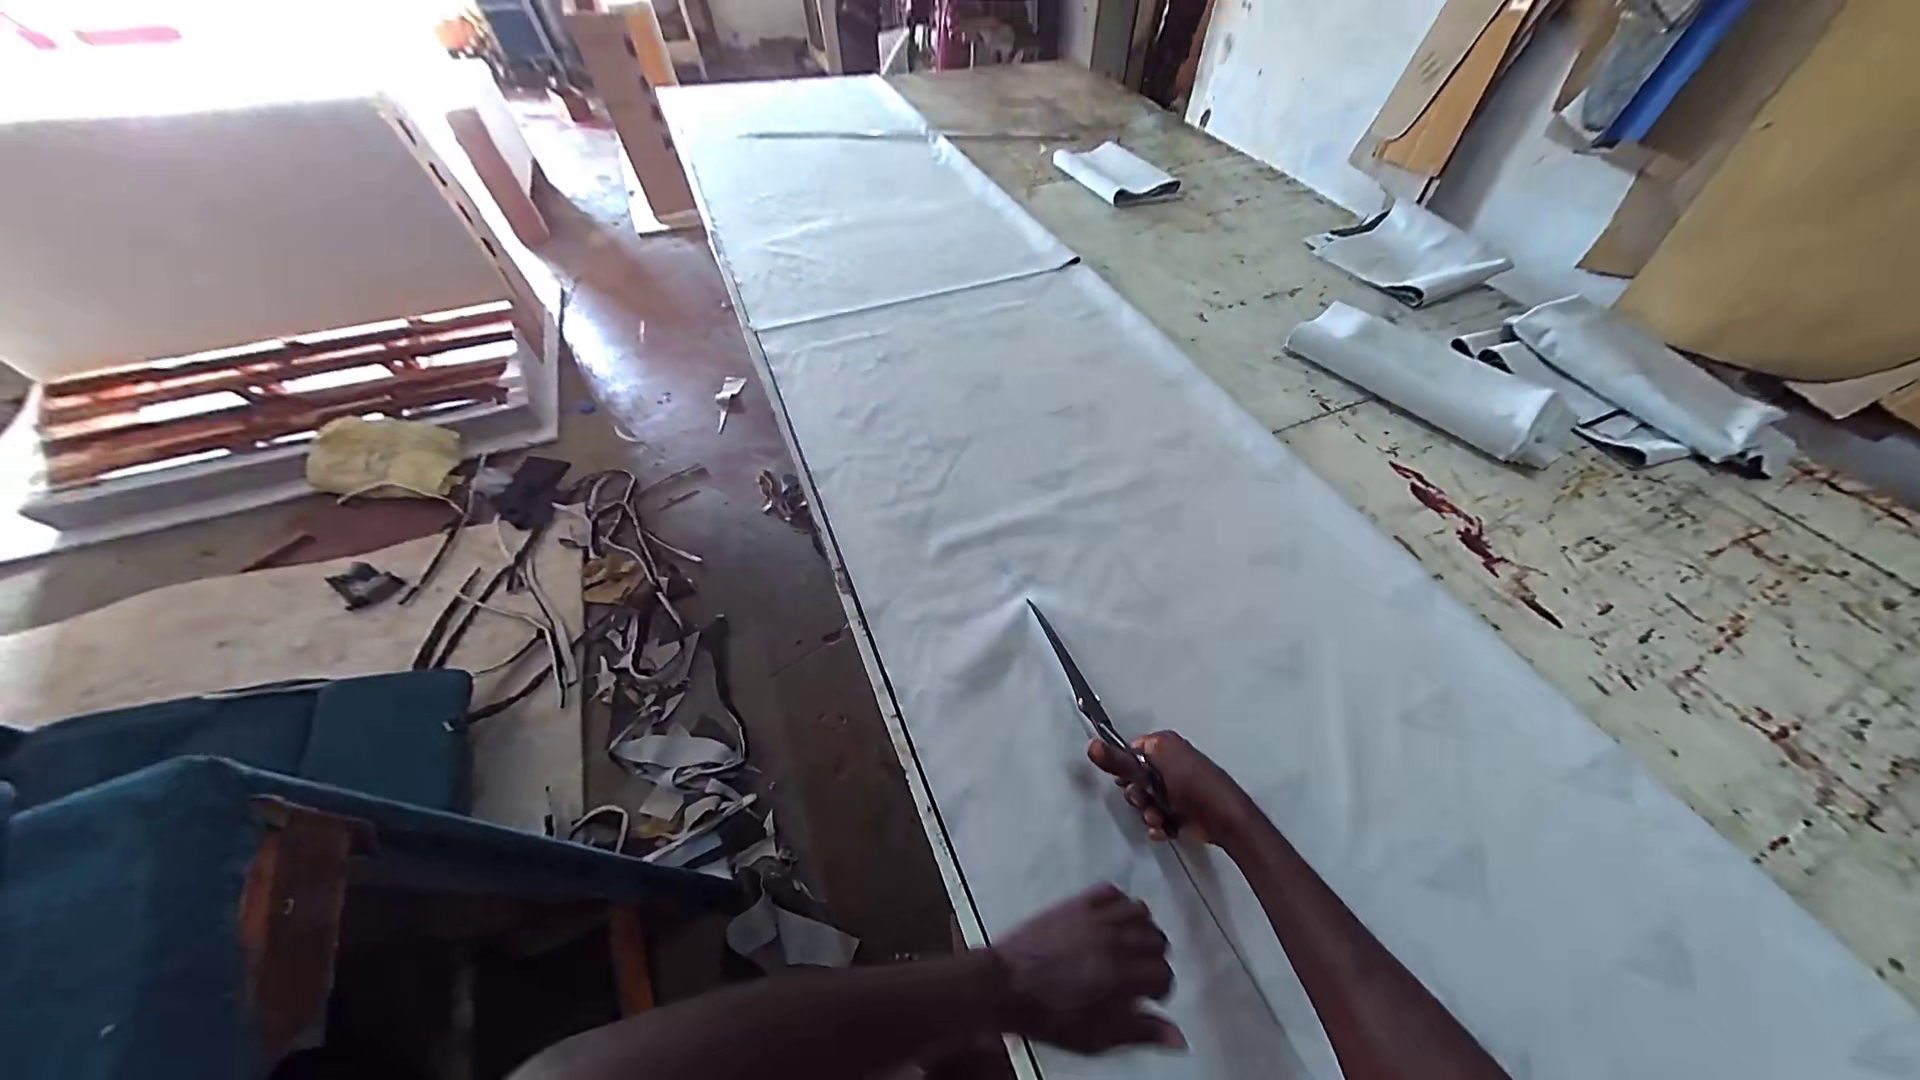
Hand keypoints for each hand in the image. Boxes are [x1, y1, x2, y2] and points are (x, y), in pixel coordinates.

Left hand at [987, 883, 1184, 1054]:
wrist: (1007, 984)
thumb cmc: (1046, 1013)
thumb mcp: (1097, 1037)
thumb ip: (1140, 1032)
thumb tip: (1176, 1035)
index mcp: (1118, 976)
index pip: (1163, 973)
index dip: (1160, 988)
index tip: (1149, 996)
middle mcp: (1110, 941)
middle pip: (1156, 938)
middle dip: (1155, 957)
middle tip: (1142, 970)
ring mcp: (1092, 918)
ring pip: (1138, 910)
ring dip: (1141, 927)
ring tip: (1131, 943)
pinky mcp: (1075, 904)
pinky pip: (1109, 890)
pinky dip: (1118, 900)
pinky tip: (1112, 917)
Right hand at [1088, 731, 1256, 844]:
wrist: (1227, 819)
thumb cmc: (1194, 787)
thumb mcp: (1151, 773)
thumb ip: (1119, 761)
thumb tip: (1092, 745)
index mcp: (1163, 744)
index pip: (1130, 752)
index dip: (1125, 769)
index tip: (1125, 782)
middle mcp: (1170, 761)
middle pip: (1137, 778)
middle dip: (1138, 795)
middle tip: (1145, 802)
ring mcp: (1178, 785)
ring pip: (1148, 799)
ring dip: (1148, 812)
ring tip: (1158, 818)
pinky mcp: (1183, 806)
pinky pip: (1161, 813)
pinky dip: (1160, 823)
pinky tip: (1164, 828)